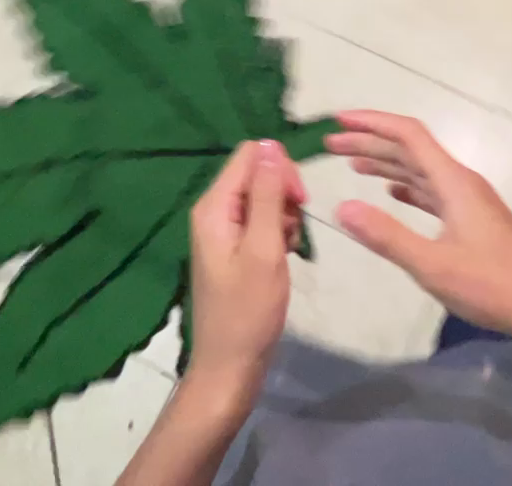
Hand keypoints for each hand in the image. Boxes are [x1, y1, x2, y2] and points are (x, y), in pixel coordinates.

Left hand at [185, 139, 304, 400]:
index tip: (298, 202)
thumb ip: (267, 194)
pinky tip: (283, 255)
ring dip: (284, 215)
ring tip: (287, 249)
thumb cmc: (248, 310)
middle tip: (293, 230)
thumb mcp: (264, 248)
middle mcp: (214, 210)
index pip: (251, 155)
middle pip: (258, 172)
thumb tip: (270, 145)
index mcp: (214, 205)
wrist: (231, 366)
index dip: (280, 169)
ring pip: (264, 196)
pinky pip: (262, 219)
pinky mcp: (234, 246)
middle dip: (284, 193)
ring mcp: (223, 229)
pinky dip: (279, 232)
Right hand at [328, 110, 511, 342]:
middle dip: (371, 142)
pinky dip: (406, 187)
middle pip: (411, 149)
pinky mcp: (473, 219)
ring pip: (420, 170)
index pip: (408, 135)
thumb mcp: (433, 266)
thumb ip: (386, 236)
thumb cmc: (493, 286)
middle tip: (332, 144)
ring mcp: (469, 200)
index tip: (339, 120)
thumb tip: (341, 207)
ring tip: (352, 165)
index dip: (372, 122)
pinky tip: (392, 195)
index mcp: (453, 182)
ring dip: (386, 163)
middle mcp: (460, 182)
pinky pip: (432, 191)